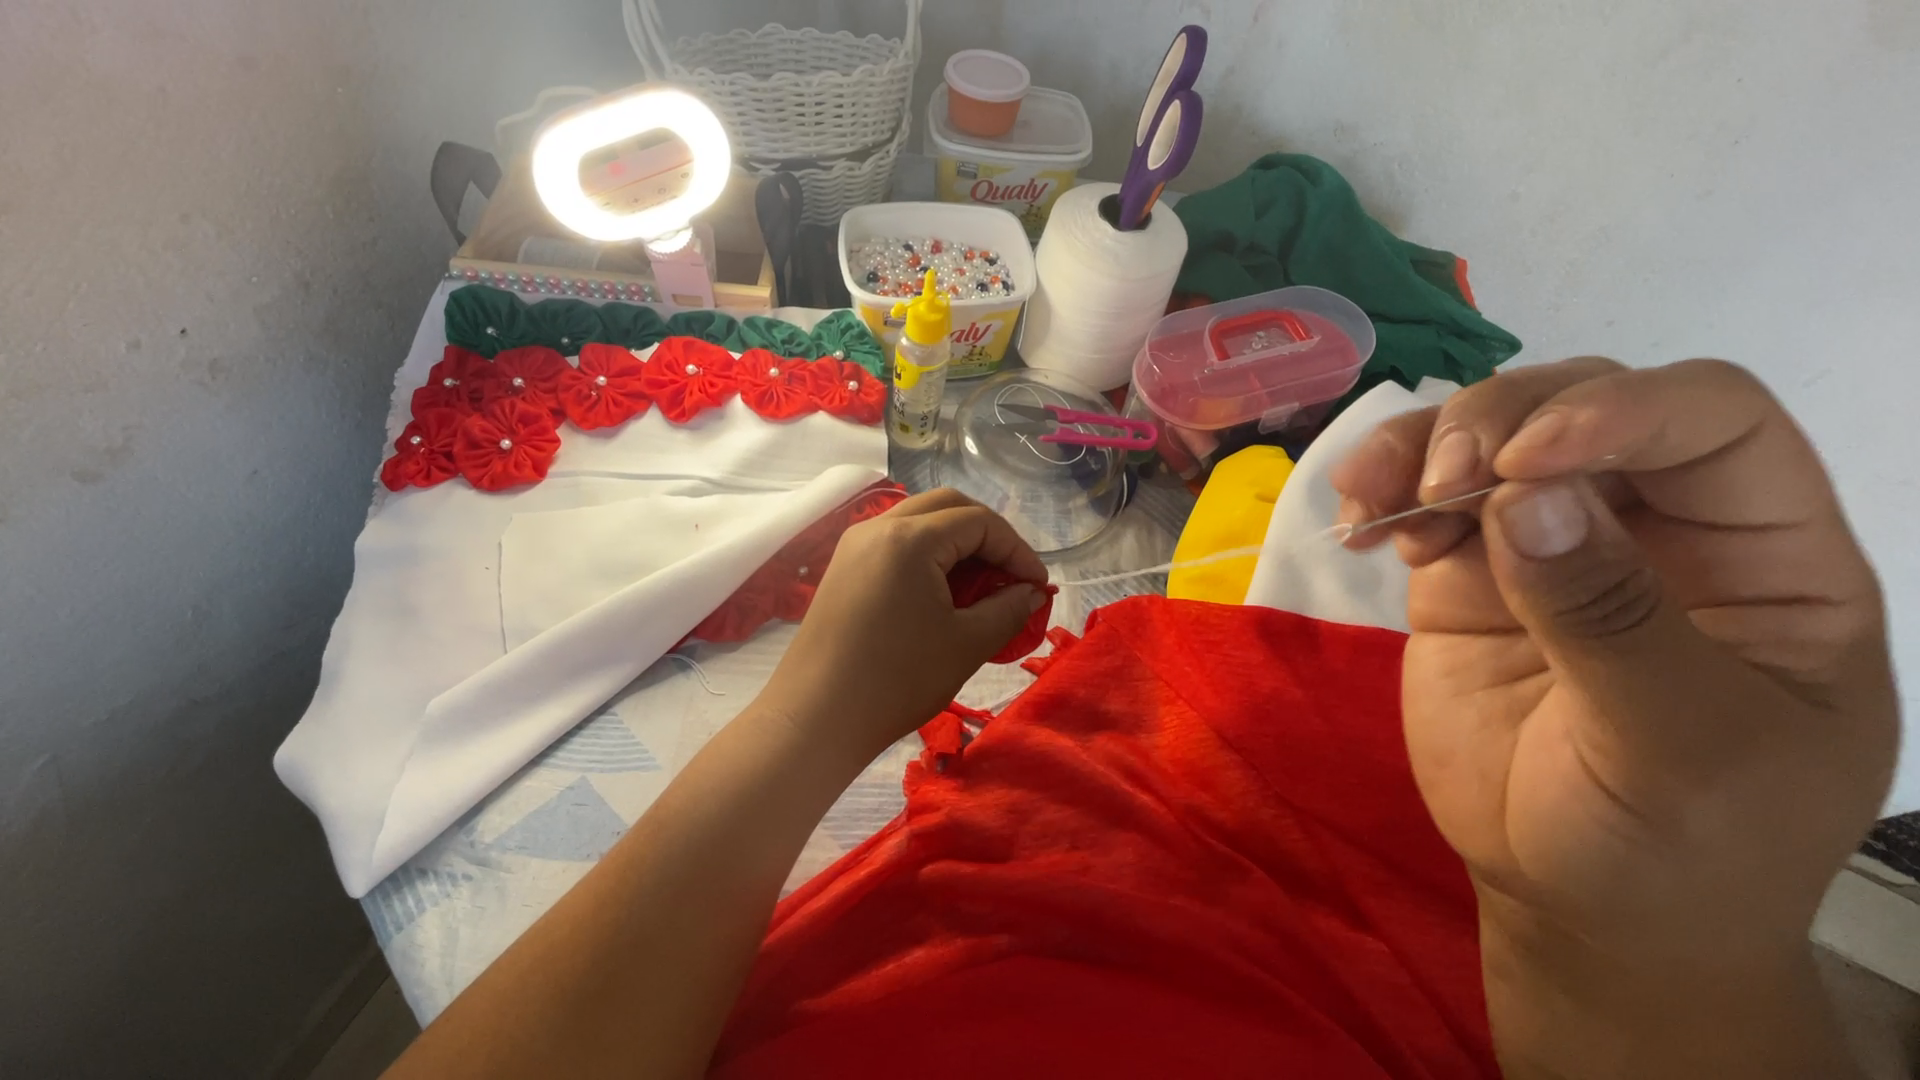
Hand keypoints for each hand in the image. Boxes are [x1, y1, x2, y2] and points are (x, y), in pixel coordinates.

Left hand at [760, 489, 1049, 760]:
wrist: (817, 718)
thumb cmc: (897, 680)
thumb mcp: (966, 645)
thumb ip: (1008, 609)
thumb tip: (1031, 592)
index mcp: (910, 538)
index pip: (979, 522)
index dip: (1017, 550)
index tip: (1038, 585)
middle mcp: (878, 527)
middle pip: (947, 507)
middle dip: (988, 534)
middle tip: (1012, 574)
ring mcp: (854, 546)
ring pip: (918, 521)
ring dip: (956, 542)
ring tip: (981, 584)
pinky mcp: (843, 568)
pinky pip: (894, 542)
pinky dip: (927, 554)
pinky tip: (941, 592)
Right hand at [1332, 359, 1895, 987]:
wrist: (1574, 902)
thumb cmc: (1674, 847)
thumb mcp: (1677, 749)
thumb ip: (1612, 620)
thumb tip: (1522, 499)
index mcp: (1764, 555)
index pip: (1711, 421)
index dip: (1619, 411)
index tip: (1520, 466)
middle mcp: (1656, 527)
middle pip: (1581, 400)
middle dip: (1495, 423)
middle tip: (1433, 491)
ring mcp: (1549, 544)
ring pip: (1486, 433)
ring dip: (1416, 447)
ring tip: (1372, 503)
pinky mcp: (1465, 574)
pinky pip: (1420, 497)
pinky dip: (1380, 492)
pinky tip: (1360, 532)